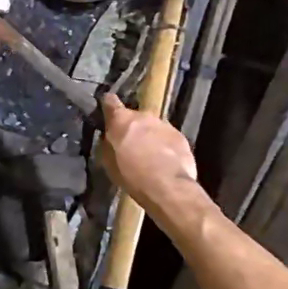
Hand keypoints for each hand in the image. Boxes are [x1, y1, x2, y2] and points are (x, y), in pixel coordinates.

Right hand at [99, 93, 199, 213]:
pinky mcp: (180, 136)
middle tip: (130, 146)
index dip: (108, 106)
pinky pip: (167, 137)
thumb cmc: (132, 175)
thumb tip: (110, 139)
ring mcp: (164, 124)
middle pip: (134, 117)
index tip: (107, 111)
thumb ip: (108, 145)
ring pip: (152, 127)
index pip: (110, 101)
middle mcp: (143, 116)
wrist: (168, 186)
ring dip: (149, 137)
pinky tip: (165, 162)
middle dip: (132, 128)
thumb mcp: (109, 163)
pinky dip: (164, 146)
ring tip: (149, 156)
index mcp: (121, 120)